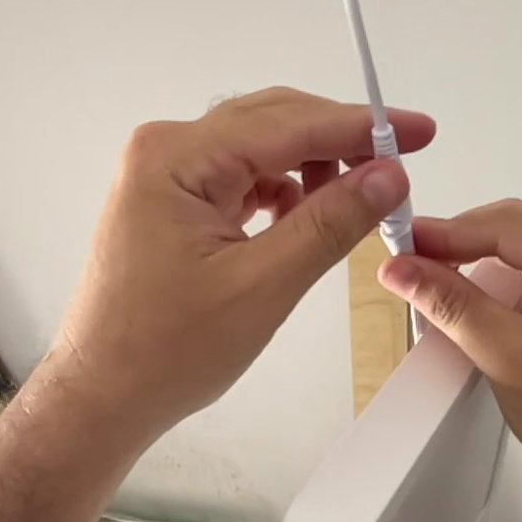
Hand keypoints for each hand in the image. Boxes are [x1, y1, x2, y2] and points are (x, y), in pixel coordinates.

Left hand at [48, 87, 433, 441]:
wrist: (101, 397)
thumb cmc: (169, 351)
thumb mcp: (262, 285)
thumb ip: (329, 223)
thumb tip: (390, 175)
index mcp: (176, 157)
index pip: (287, 125)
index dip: (361, 127)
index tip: (420, 131)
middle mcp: (166, 150)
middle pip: (271, 124)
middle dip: (339, 141)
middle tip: (399, 165)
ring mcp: (165, 176)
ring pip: (258, 150)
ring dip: (312, 167)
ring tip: (355, 201)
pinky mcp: (172, 203)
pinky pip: (240, 179)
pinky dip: (282, 191)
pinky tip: (307, 215)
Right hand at [377, 200, 521, 489]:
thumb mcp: (504, 355)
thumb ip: (450, 303)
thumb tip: (398, 267)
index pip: (512, 226)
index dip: (451, 230)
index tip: (401, 241)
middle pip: (518, 229)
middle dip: (461, 241)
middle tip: (408, 259)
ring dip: (475, 257)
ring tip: (430, 272)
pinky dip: (495, 276)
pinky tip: (466, 288)